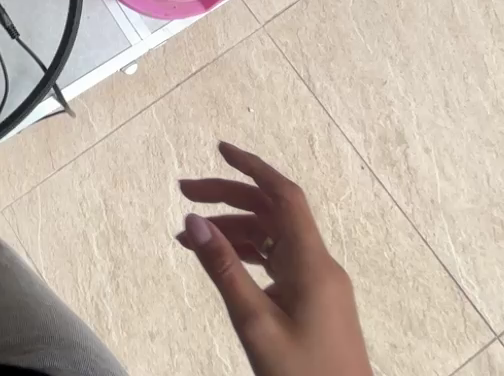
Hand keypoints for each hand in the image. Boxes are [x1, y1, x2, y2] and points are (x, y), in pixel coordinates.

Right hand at [178, 142, 369, 375]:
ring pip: (272, 235)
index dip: (252, 167)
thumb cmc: (301, 374)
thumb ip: (222, 266)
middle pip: (272, 211)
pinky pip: (276, 258)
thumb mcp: (254, 321)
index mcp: (311, 264)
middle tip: (184, 193)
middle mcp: (319, 265)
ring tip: (188, 235)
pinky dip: (244, 250)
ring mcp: (318, 284)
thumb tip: (191, 218)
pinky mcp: (313, 301)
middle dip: (228, 196)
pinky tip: (218, 259)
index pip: (284, 196)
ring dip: (231, 226)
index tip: (219, 149)